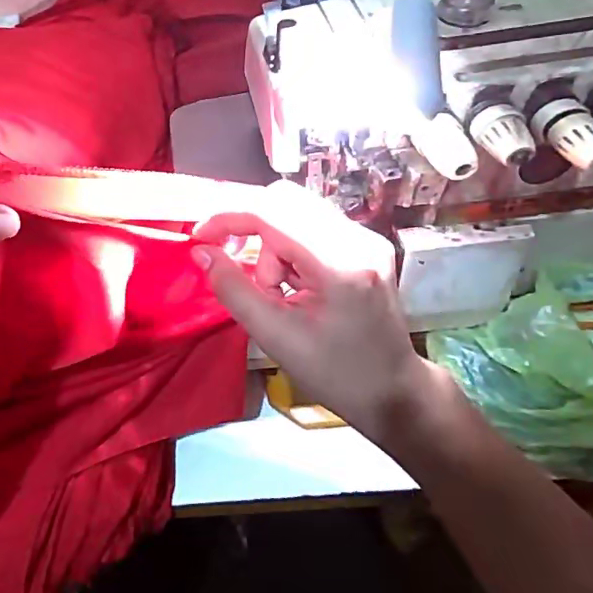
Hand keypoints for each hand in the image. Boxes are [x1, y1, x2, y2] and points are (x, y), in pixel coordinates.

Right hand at [192, 182, 438, 442]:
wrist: (393, 391)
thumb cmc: (334, 374)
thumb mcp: (275, 337)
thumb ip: (233, 290)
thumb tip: (202, 252)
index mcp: (339, 263)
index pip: (273, 212)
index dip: (228, 218)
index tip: (199, 237)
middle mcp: (358, 239)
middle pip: (285, 201)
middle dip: (254, 234)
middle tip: (255, 281)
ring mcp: (366, 238)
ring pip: (297, 212)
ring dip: (273, 246)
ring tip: (282, 293)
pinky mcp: (366, 244)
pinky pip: (313, 225)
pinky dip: (291, 249)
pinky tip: (298, 285)